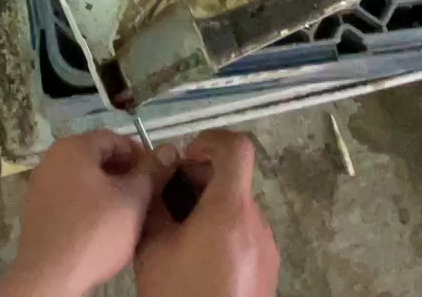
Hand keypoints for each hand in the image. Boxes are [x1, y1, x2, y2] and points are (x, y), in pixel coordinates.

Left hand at [0, 130, 157, 296]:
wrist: (49, 274)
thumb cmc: (94, 230)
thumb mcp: (131, 200)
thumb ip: (150, 172)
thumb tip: (167, 149)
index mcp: (73, 147)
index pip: (113, 138)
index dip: (138, 152)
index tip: (156, 172)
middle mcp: (53, 157)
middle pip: (96, 156)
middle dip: (123, 171)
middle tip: (145, 192)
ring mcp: (41, 182)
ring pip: (82, 177)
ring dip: (106, 187)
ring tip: (128, 209)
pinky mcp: (37, 207)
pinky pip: (69, 194)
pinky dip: (88, 201)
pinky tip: (102, 222)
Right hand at [134, 131, 279, 296]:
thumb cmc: (179, 295)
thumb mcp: (153, 245)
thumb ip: (156, 198)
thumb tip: (160, 167)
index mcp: (230, 210)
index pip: (236, 147)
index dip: (209, 141)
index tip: (183, 160)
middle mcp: (257, 224)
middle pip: (232, 178)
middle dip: (198, 179)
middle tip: (168, 201)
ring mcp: (267, 249)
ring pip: (236, 206)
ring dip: (208, 207)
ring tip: (179, 235)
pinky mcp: (269, 272)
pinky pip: (244, 233)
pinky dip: (222, 231)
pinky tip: (197, 260)